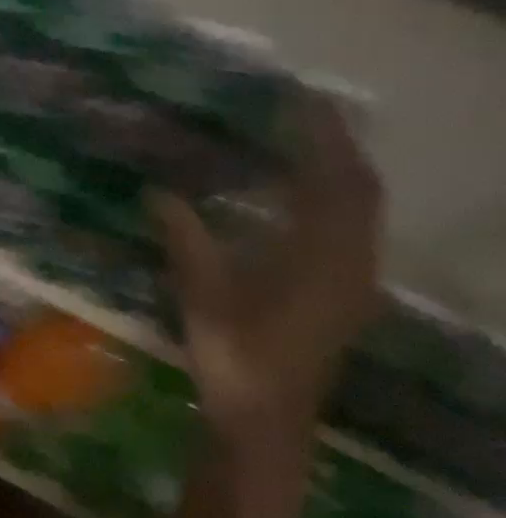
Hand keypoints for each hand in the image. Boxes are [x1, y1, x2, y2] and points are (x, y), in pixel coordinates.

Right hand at [150, 94, 384, 439]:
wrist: (265, 419)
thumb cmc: (235, 355)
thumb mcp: (203, 295)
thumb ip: (186, 241)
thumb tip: (158, 194)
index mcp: (326, 253)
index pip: (334, 177)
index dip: (320, 135)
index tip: (297, 98)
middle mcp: (354, 259)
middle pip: (359, 189)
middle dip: (335, 148)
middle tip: (302, 117)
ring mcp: (354, 281)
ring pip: (360, 213)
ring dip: (337, 177)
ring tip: (302, 152)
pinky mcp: (343, 298)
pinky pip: (350, 235)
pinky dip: (331, 207)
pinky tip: (298, 210)